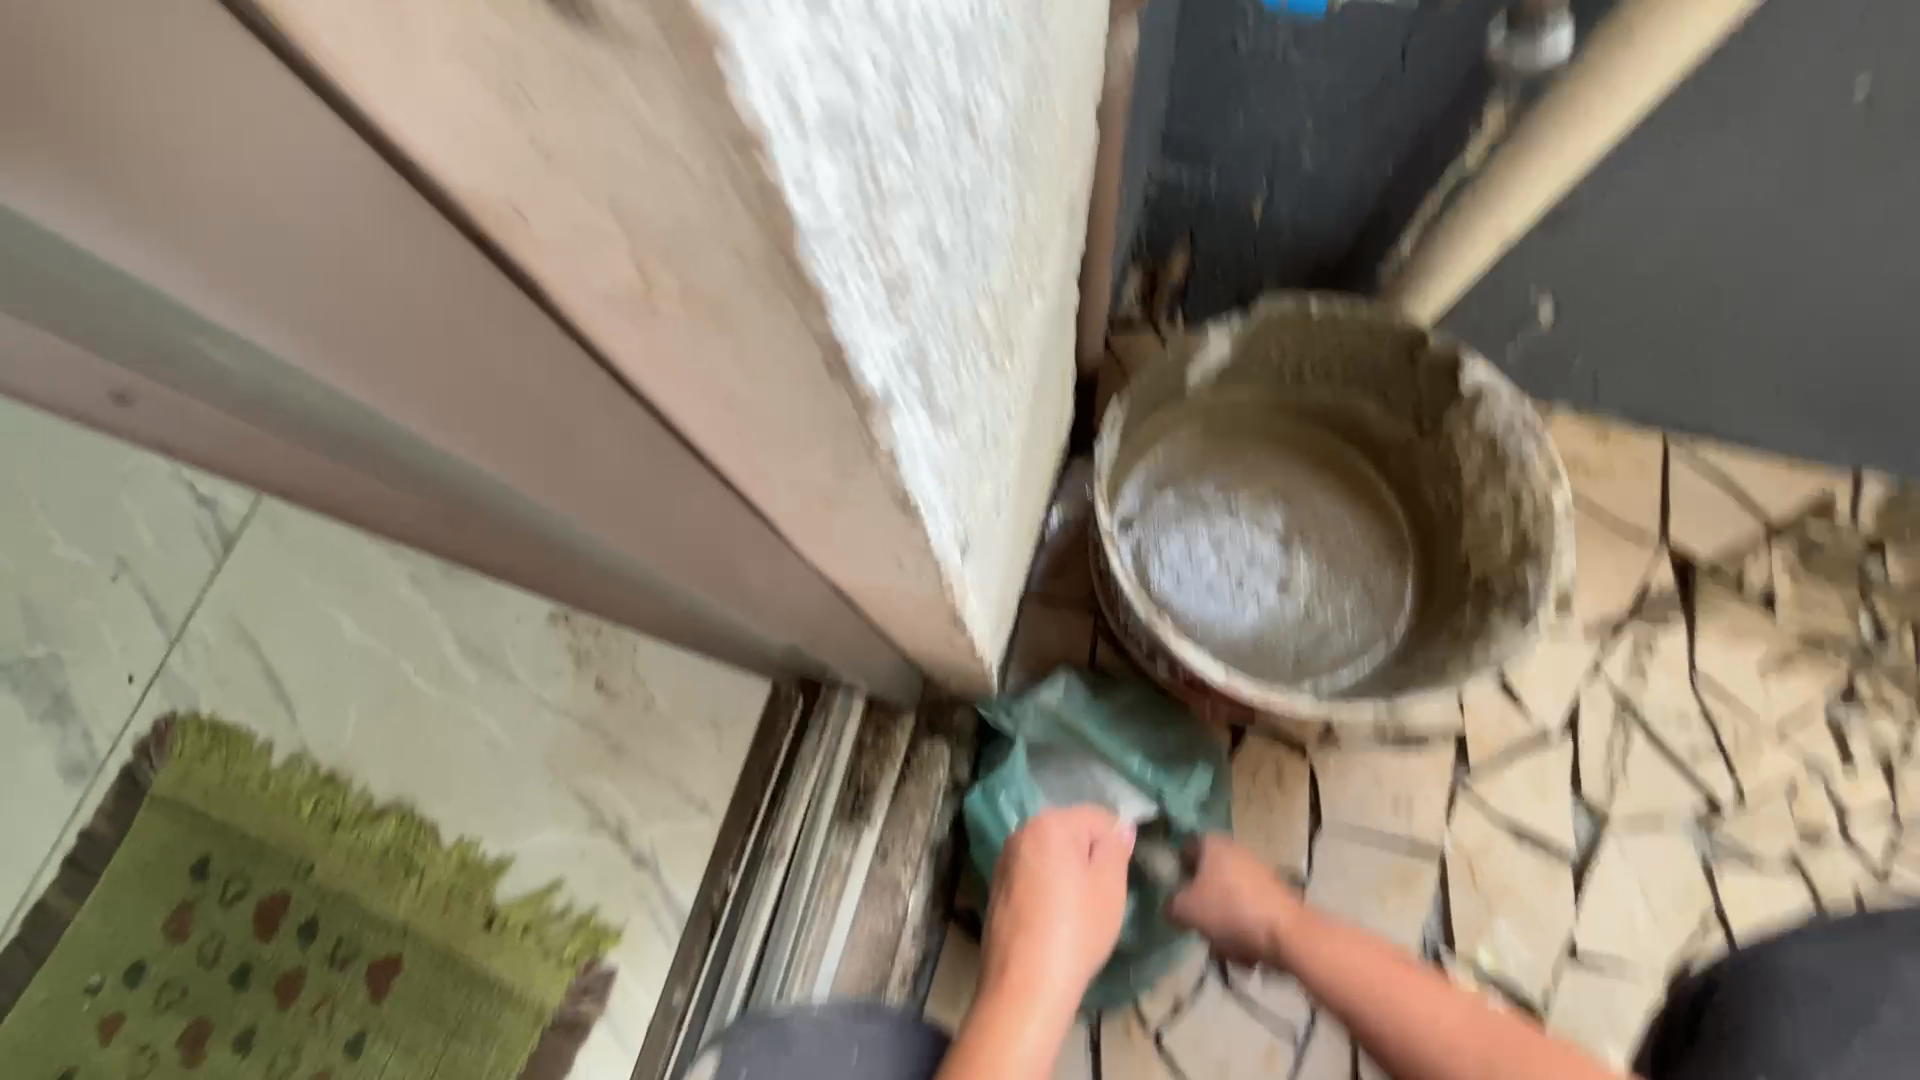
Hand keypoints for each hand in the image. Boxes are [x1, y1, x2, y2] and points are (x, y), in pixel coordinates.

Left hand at [978, 804, 1135, 1016]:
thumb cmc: (1076, 930)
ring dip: (1067, 871)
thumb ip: (1116, 848)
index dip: (1116, 845)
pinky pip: (1033, 873)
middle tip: (1099, 896)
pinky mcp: (997, 885)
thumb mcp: (1110, 886)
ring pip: (1051, 853)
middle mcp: (1022, 831)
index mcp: (1050, 823)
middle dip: (1089, 856)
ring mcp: (1005, 859)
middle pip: (1071, 831)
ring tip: (1076, 911)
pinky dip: (1047, 887)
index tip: (1117, 880)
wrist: (1024, 984)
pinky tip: (1053, 919)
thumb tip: (1121, 827)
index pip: (1099, 817)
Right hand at [1166, 833, 1298, 967]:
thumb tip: (1172, 908)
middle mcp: (1235, 850)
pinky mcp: (1277, 896)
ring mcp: (1259, 872)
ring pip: (1229, 900)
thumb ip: (1170, 906)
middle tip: (1200, 928)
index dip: (1176, 872)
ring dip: (1224, 925)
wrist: (1288, 934)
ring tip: (1226, 951)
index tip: (1175, 896)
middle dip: (1203, 907)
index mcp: (1212, 843)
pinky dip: (1246, 932)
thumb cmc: (1229, 911)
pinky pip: (1250, 913)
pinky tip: (1247, 955)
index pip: (1184, 849)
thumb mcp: (1186, 910)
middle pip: (1208, 879)